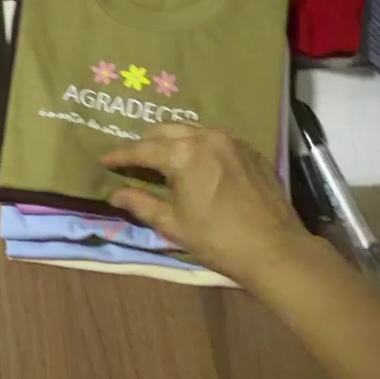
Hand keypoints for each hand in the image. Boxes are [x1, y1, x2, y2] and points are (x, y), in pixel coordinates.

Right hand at [100, 123, 321, 287]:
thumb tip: (115, 193)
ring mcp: (231, 140)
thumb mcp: (173, 225)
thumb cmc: (218, 240)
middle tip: (133, 160)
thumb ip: (141, 203)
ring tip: (162, 156)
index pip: (142, 149)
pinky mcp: (249, 149)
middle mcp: (206, 137)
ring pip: (190, 128)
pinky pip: (214, 137)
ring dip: (171, 139)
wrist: (275, 249)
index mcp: (183, 154)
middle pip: (165, 130)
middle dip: (145, 142)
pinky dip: (197, 143)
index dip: (120, 155)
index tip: (104, 160)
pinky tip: (195, 161)